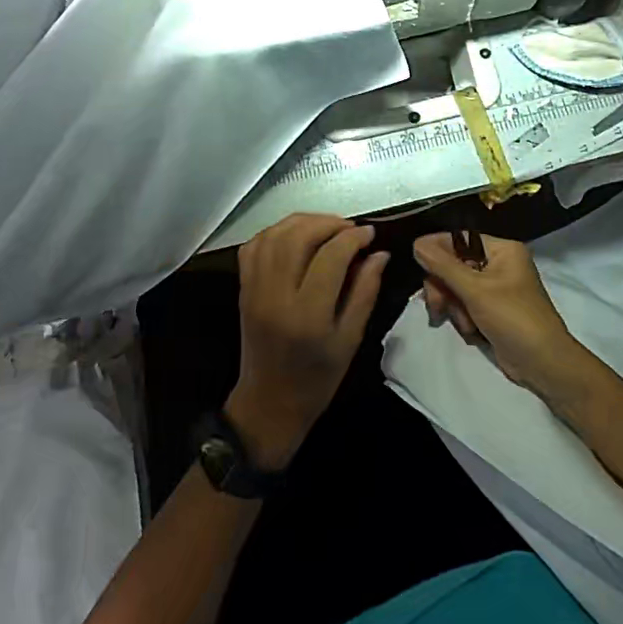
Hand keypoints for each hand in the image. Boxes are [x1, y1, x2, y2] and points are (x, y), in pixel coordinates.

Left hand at [230, 214, 388, 469]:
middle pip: (298, 237)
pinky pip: (254, 246)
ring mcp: (254, 290)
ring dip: (303, 222)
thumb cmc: (318, 377)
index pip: (331, 257)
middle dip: (328, 223)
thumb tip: (379, 253)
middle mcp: (276, 296)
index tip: (370, 234)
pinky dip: (276, 232)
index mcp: (308, 315)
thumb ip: (365, 292)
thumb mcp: (351, 339)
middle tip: (350, 228)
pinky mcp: (243, 288)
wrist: (270, 401)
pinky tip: (297, 236)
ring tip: (328, 227)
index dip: (353, 238)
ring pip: (274, 235)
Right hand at [411, 233, 600, 404]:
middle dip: (444, 287)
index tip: (415, 260)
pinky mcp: (491, 310)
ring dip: (454, 307)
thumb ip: (443, 266)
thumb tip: (417, 243)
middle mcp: (499, 264)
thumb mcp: (475, 290)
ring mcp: (495, 289)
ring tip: (465, 324)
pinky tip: (472, 332)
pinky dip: (463, 318)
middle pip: (454, 265)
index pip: (460, 239)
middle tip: (437, 306)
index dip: (436, 249)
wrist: (542, 363)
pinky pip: (464, 305)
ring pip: (456, 288)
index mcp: (502, 250)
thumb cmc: (513, 318)